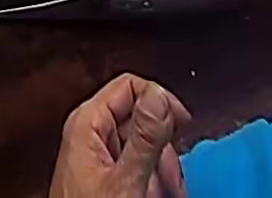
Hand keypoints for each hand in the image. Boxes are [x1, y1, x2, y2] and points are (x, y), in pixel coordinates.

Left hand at [49, 73, 190, 197]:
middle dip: (162, 149)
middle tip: (172, 181)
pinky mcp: (103, 179)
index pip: (129, 86)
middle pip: (139, 118)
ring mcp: (97, 156)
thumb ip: (143, 138)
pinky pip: (135, 170)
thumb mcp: (125, 183)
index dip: (159, 100)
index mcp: (88, 121)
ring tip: (163, 196)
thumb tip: (159, 95)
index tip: (183, 125)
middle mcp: (91, 133)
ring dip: (160, 172)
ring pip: (142, 147)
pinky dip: (150, 184)